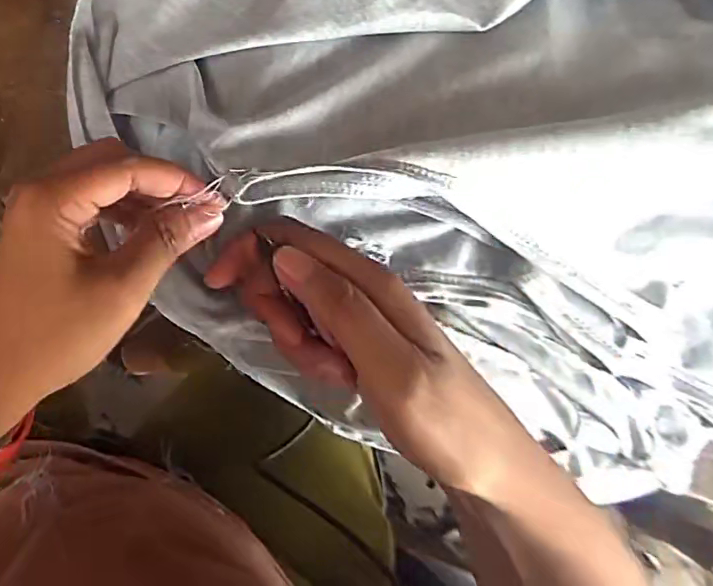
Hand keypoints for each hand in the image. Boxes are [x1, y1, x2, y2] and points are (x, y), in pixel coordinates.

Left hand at [0, 139, 225, 439]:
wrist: (0, 370)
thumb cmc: (59, 336)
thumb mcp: (120, 289)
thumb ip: (163, 241)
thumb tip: (208, 211)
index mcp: (51, 197)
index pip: (122, 167)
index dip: (171, 178)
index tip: (211, 197)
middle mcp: (37, 185)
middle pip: (106, 159)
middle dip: (153, 178)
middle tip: (194, 206)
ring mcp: (32, 200)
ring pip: (95, 173)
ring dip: (135, 189)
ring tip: (175, 217)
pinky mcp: (35, 216)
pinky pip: (81, 193)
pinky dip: (113, 203)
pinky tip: (141, 225)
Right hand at [204, 217, 549, 501]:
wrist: (491, 475)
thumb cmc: (445, 421)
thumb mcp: (390, 366)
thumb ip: (337, 306)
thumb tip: (283, 253)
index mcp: (367, 279)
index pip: (290, 237)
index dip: (249, 250)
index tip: (221, 284)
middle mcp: (359, 284)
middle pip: (286, 265)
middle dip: (272, 302)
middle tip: (295, 344)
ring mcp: (358, 310)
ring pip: (294, 298)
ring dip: (292, 333)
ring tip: (328, 369)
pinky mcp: (356, 335)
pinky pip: (310, 327)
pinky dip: (308, 350)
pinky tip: (336, 375)